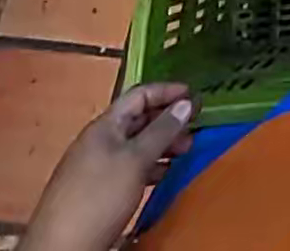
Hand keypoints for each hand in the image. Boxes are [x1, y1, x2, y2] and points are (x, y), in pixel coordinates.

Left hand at [22, 83, 198, 250]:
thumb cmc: (99, 197)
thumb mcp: (136, 160)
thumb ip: (163, 129)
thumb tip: (186, 102)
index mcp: (105, 126)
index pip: (140, 95)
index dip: (167, 91)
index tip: (193, 96)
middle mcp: (99, 141)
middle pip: (138, 119)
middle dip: (168, 120)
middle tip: (194, 127)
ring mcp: (96, 167)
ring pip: (136, 144)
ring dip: (162, 144)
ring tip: (185, 151)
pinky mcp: (96, 192)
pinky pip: (130, 166)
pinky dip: (150, 165)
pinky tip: (164, 174)